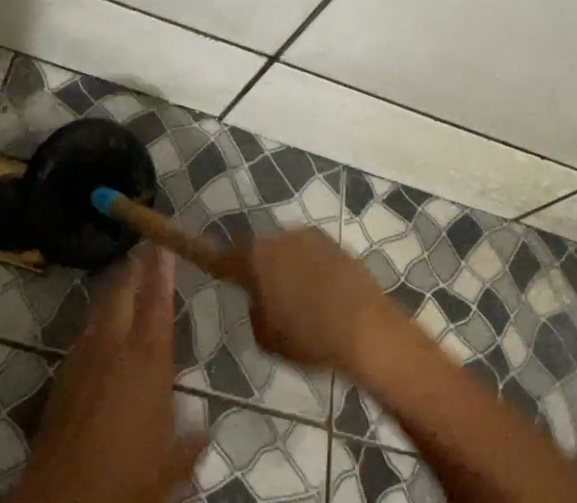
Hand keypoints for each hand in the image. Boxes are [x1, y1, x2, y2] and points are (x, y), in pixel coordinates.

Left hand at [11, 245, 204, 502]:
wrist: (64, 496)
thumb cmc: (129, 477)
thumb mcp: (172, 465)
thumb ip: (189, 441)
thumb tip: (202, 430)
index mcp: (148, 359)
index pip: (157, 302)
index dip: (161, 271)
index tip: (163, 246)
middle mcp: (113, 347)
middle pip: (122, 292)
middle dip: (133, 268)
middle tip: (144, 251)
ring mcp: (82, 357)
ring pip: (98, 309)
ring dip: (113, 290)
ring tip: (124, 278)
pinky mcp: (62, 375)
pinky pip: (83, 334)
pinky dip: (96, 321)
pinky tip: (101, 329)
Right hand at [228, 228, 405, 374]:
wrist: (369, 333)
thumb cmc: (310, 339)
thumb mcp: (266, 337)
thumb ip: (254, 309)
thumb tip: (259, 299)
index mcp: (256, 258)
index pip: (223, 256)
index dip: (214, 262)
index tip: (208, 264)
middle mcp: (281, 237)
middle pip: (259, 251)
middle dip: (259, 269)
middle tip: (267, 299)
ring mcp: (312, 237)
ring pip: (288, 251)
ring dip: (288, 267)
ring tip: (301, 302)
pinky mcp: (338, 244)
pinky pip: (313, 255)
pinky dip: (312, 270)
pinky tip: (323, 297)